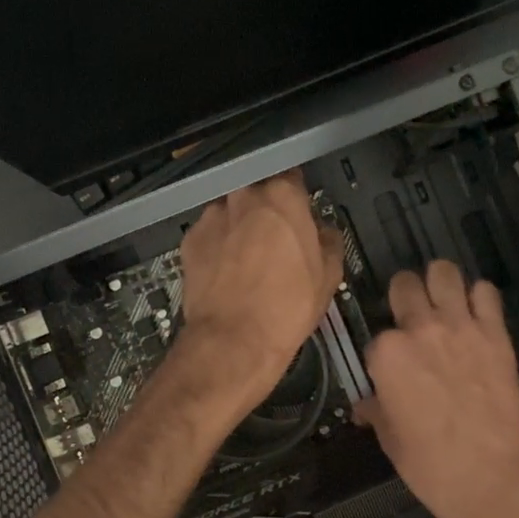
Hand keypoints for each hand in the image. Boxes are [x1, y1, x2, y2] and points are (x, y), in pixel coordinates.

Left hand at [175, 170, 343, 425]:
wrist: (233, 342)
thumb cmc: (287, 307)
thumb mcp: (329, 274)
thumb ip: (329, 239)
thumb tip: (323, 230)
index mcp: (283, 196)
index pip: (293, 175)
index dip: (297, 194)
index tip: (300, 210)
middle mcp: (245, 196)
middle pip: (259, 190)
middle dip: (267, 208)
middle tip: (276, 237)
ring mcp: (213, 215)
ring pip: (232, 210)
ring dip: (240, 225)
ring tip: (248, 258)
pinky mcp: (189, 239)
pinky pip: (210, 233)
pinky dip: (218, 245)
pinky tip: (226, 270)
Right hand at [355, 261, 518, 517]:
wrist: (488, 474)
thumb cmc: (429, 464)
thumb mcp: (389, 438)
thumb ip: (377, 409)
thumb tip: (366, 404)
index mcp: (386, 354)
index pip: (377, 336)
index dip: (385, 352)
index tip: (393, 367)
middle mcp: (419, 328)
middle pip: (405, 284)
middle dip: (406, 295)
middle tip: (415, 315)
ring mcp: (460, 326)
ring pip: (444, 272)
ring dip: (441, 283)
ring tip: (445, 301)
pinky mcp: (495, 332)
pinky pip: (487, 292)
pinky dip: (480, 298)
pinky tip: (478, 314)